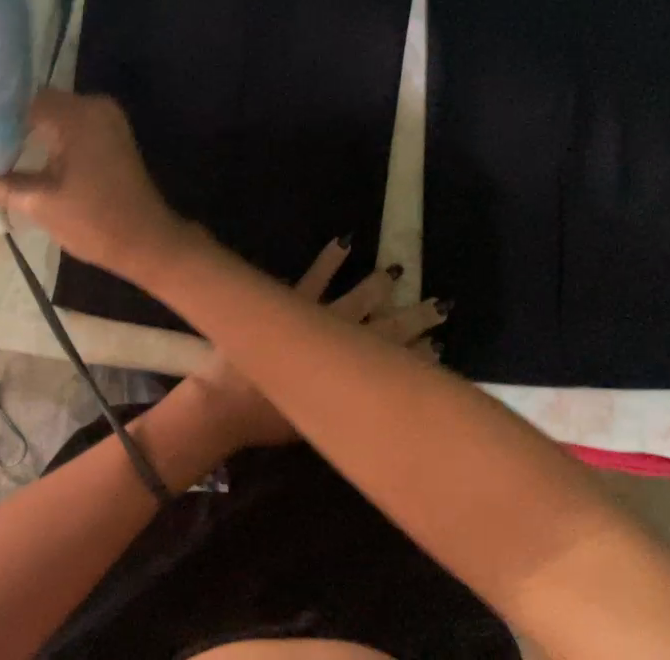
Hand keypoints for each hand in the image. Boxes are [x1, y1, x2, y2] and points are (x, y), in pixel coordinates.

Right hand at [0, 90, 188, 277]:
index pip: (24, 101)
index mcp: (77, 116)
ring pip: (56, 113)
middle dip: (9, 120)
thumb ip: (5, 185)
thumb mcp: (41, 205)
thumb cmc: (94, 222)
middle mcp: (94, 107)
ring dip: (28, 127)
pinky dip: (49, 135)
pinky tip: (26, 150)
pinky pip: (72, 124)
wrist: (147, 241)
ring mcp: (107, 118)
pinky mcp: (112, 133)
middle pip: (40, 103)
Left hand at [183, 238, 448, 450]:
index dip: (420, 357)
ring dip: (377, 286)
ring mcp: (316, 321)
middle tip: (441, 307)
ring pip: (357, 300)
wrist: (227, 403)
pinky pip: (313, 279)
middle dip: (415, 319)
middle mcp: (341, 345)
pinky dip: (328, 260)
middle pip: (387, 329)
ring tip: (396, 272)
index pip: (395, 364)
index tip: (439, 347)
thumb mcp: (315, 426)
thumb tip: (365, 402)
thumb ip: (341, 409)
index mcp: (350, 378)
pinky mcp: (289, 304)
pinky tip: (344, 243)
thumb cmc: (269, 421)